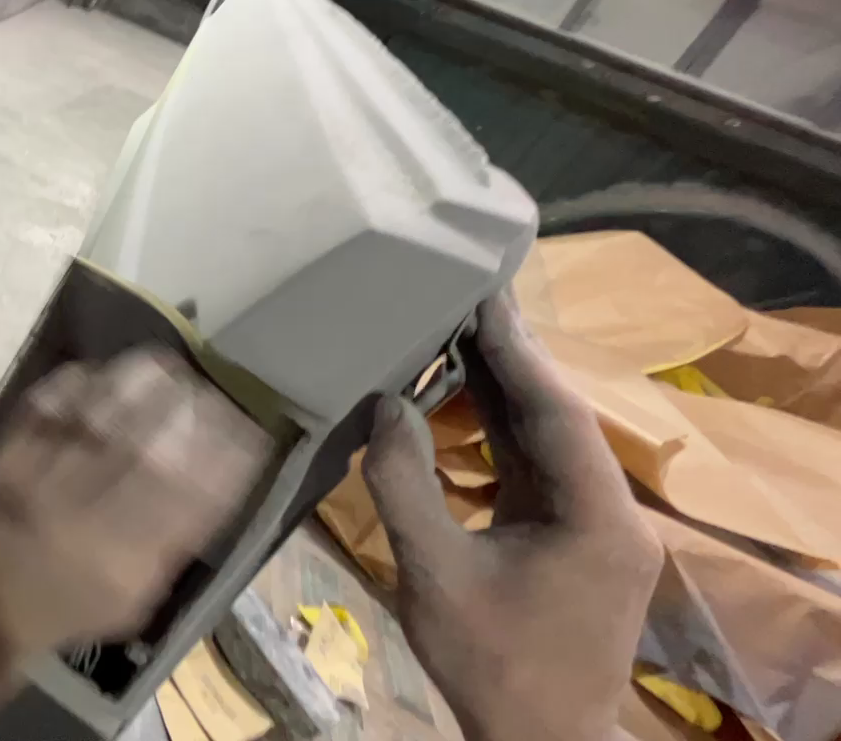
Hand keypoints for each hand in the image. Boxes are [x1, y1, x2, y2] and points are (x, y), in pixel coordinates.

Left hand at [0, 349, 275, 658]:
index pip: (185, 499)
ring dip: (132, 385)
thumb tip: (215, 482)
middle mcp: (79, 518)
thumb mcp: (134, 599)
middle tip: (205, 388)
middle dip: (181, 411)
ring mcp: (37, 480)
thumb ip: (171, 545)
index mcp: (121, 563)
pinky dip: (75, 384)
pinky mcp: (6, 457)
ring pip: (93, 419)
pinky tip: (102, 371)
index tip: (246, 429)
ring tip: (164, 365)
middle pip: (139, 449)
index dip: (221, 458)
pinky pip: (44, 409)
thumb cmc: (73, 604)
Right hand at [363, 292, 661, 740]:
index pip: (555, 415)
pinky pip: (529, 462)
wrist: (536, 735)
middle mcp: (608, 512)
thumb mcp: (431, 568)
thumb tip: (385, 404)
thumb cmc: (487, 656)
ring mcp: (592, 524)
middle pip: (556, 417)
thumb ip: (404, 481)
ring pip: (544, 437)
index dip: (517, 354)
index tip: (484, 299)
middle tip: (464, 298)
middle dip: (510, 356)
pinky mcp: (568, 534)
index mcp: (594, 518)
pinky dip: (493, 423)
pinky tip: (456, 396)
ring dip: (500, 386)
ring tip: (452, 332)